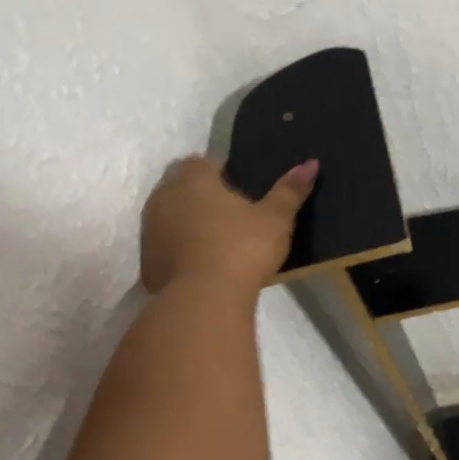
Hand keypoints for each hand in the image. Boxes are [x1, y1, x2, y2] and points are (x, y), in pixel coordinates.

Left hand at [139, 155, 317, 293]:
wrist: (204, 298)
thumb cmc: (243, 249)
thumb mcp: (276, 219)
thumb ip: (290, 190)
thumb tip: (311, 162)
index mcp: (194, 180)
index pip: (203, 161)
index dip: (222, 169)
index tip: (241, 185)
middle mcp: (164, 196)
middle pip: (180, 182)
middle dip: (201, 190)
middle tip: (230, 209)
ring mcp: (150, 227)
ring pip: (169, 211)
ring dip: (187, 216)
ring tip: (217, 235)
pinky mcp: (146, 257)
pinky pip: (164, 240)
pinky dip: (179, 243)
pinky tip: (202, 260)